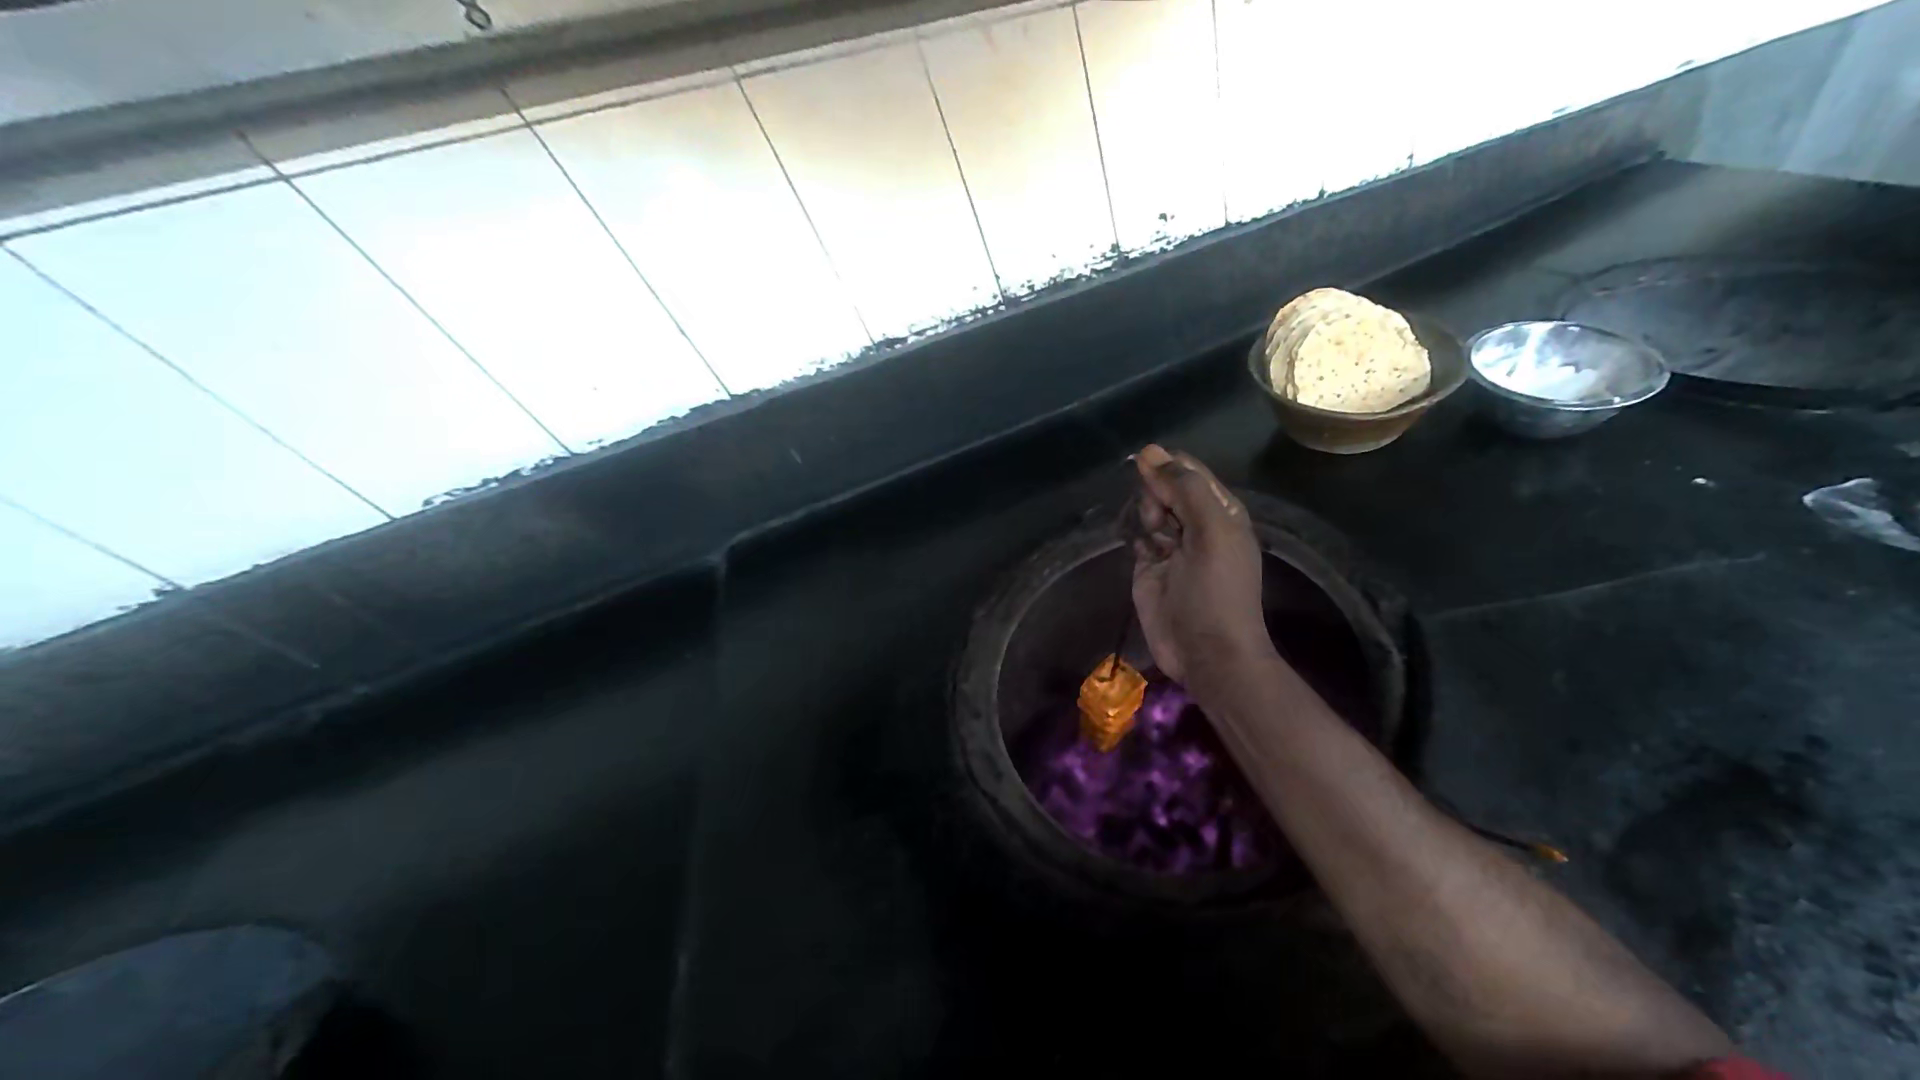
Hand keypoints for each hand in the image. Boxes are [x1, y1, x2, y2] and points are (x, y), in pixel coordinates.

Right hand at [1129, 445, 1272, 690]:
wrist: (1207, 653)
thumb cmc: (1216, 592)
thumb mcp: (1210, 532)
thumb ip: (1185, 489)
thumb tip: (1150, 451)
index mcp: (1220, 511)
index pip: (1189, 471)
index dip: (1166, 469)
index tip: (1149, 477)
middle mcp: (1196, 523)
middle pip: (1165, 487)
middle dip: (1155, 496)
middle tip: (1160, 523)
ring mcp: (1171, 546)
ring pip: (1148, 509)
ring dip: (1145, 518)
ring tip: (1154, 542)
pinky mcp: (1149, 567)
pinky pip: (1137, 536)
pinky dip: (1135, 536)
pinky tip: (1143, 550)